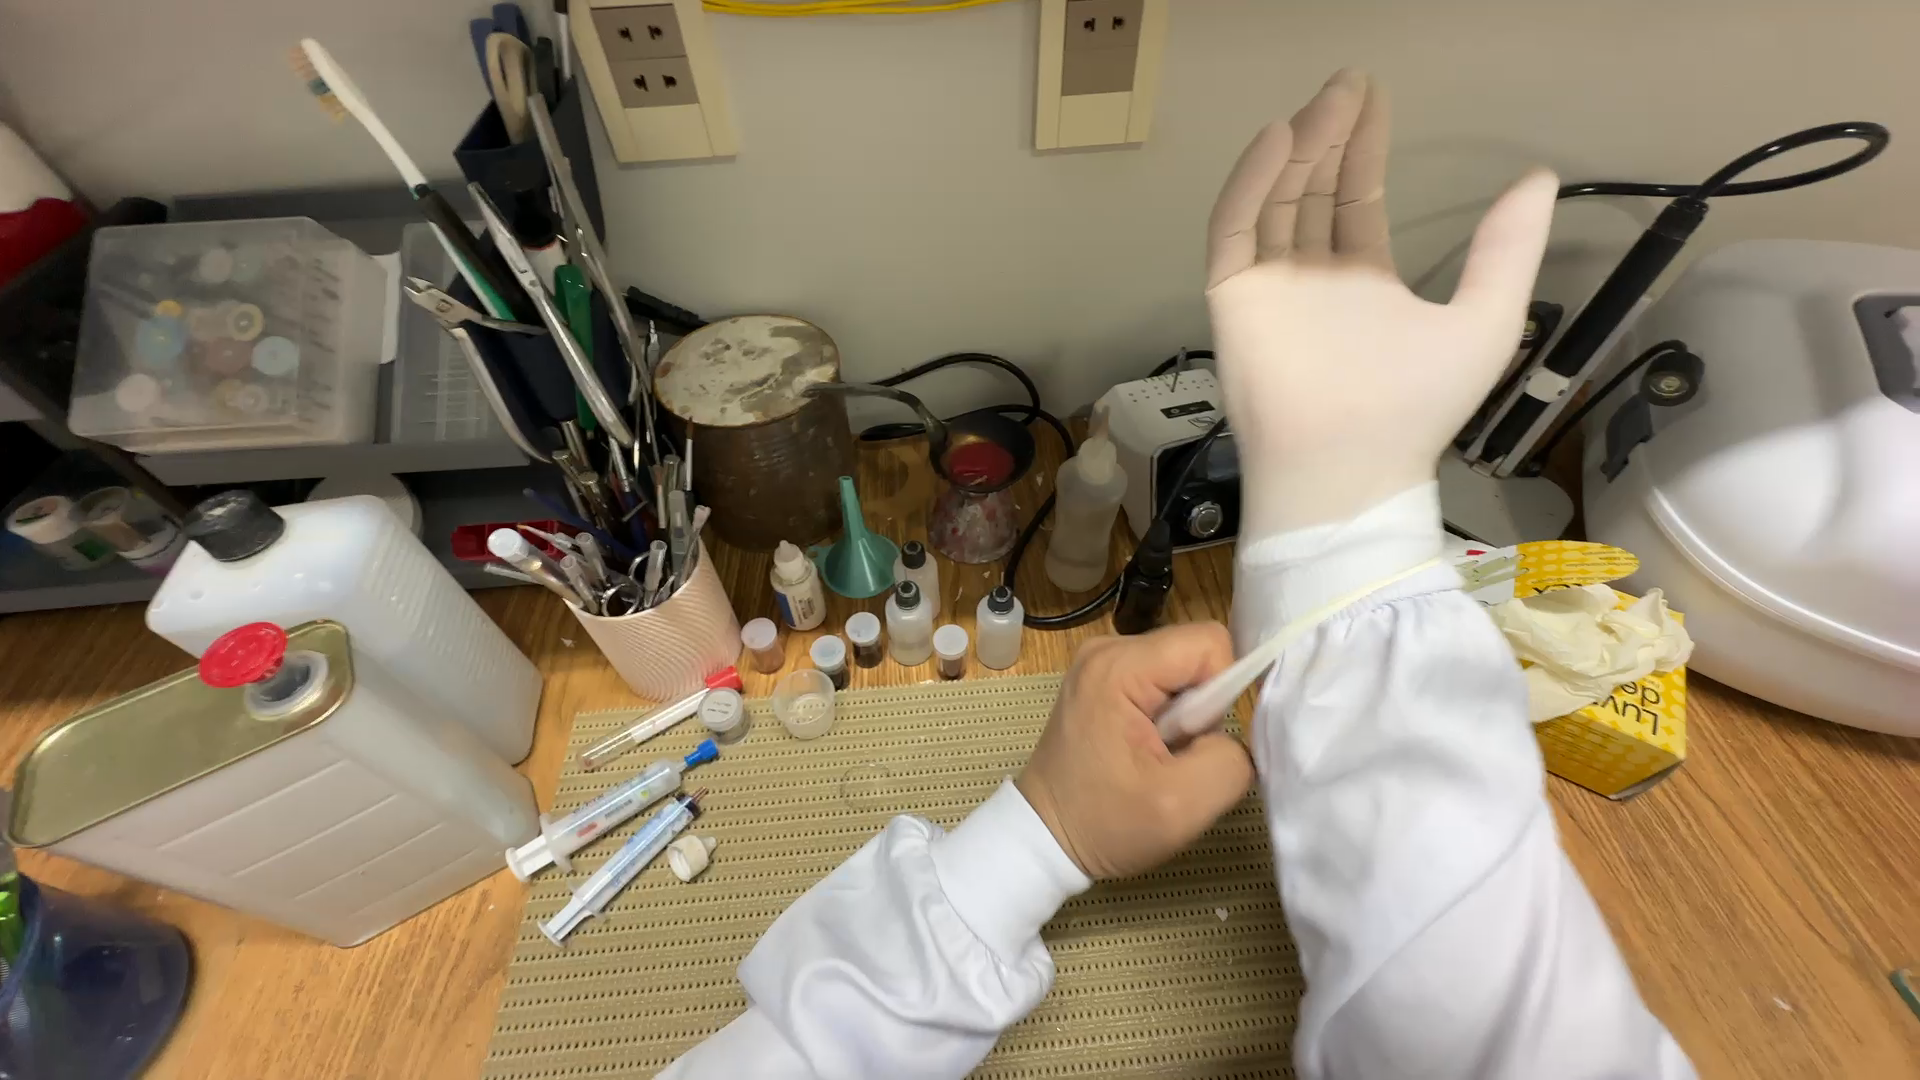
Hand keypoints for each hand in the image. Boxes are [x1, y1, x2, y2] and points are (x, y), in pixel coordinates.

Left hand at [1016, 623, 1253, 879]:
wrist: (1044, 833)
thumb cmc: (1104, 822)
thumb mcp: (1182, 807)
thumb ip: (1229, 758)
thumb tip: (1235, 732)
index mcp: (1118, 667)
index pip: (1208, 642)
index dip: (1223, 688)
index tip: (1199, 736)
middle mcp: (1105, 649)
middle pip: (1191, 651)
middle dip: (1202, 703)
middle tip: (1174, 752)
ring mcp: (1099, 661)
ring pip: (1179, 667)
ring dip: (1184, 711)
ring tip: (1156, 754)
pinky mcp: (1100, 677)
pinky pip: (1158, 679)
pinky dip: (1165, 712)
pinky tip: (1144, 747)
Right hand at [1205, 69, 1558, 538]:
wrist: (1347, 464)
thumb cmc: (1411, 407)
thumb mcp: (1483, 321)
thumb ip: (1504, 251)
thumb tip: (1535, 178)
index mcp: (1362, 282)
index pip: (1353, 202)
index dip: (1363, 151)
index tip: (1374, 100)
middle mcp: (1310, 278)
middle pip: (1310, 193)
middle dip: (1328, 137)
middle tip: (1346, 83)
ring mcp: (1267, 287)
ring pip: (1272, 203)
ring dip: (1295, 150)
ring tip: (1323, 103)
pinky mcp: (1232, 298)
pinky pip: (1233, 231)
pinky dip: (1249, 186)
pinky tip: (1279, 142)